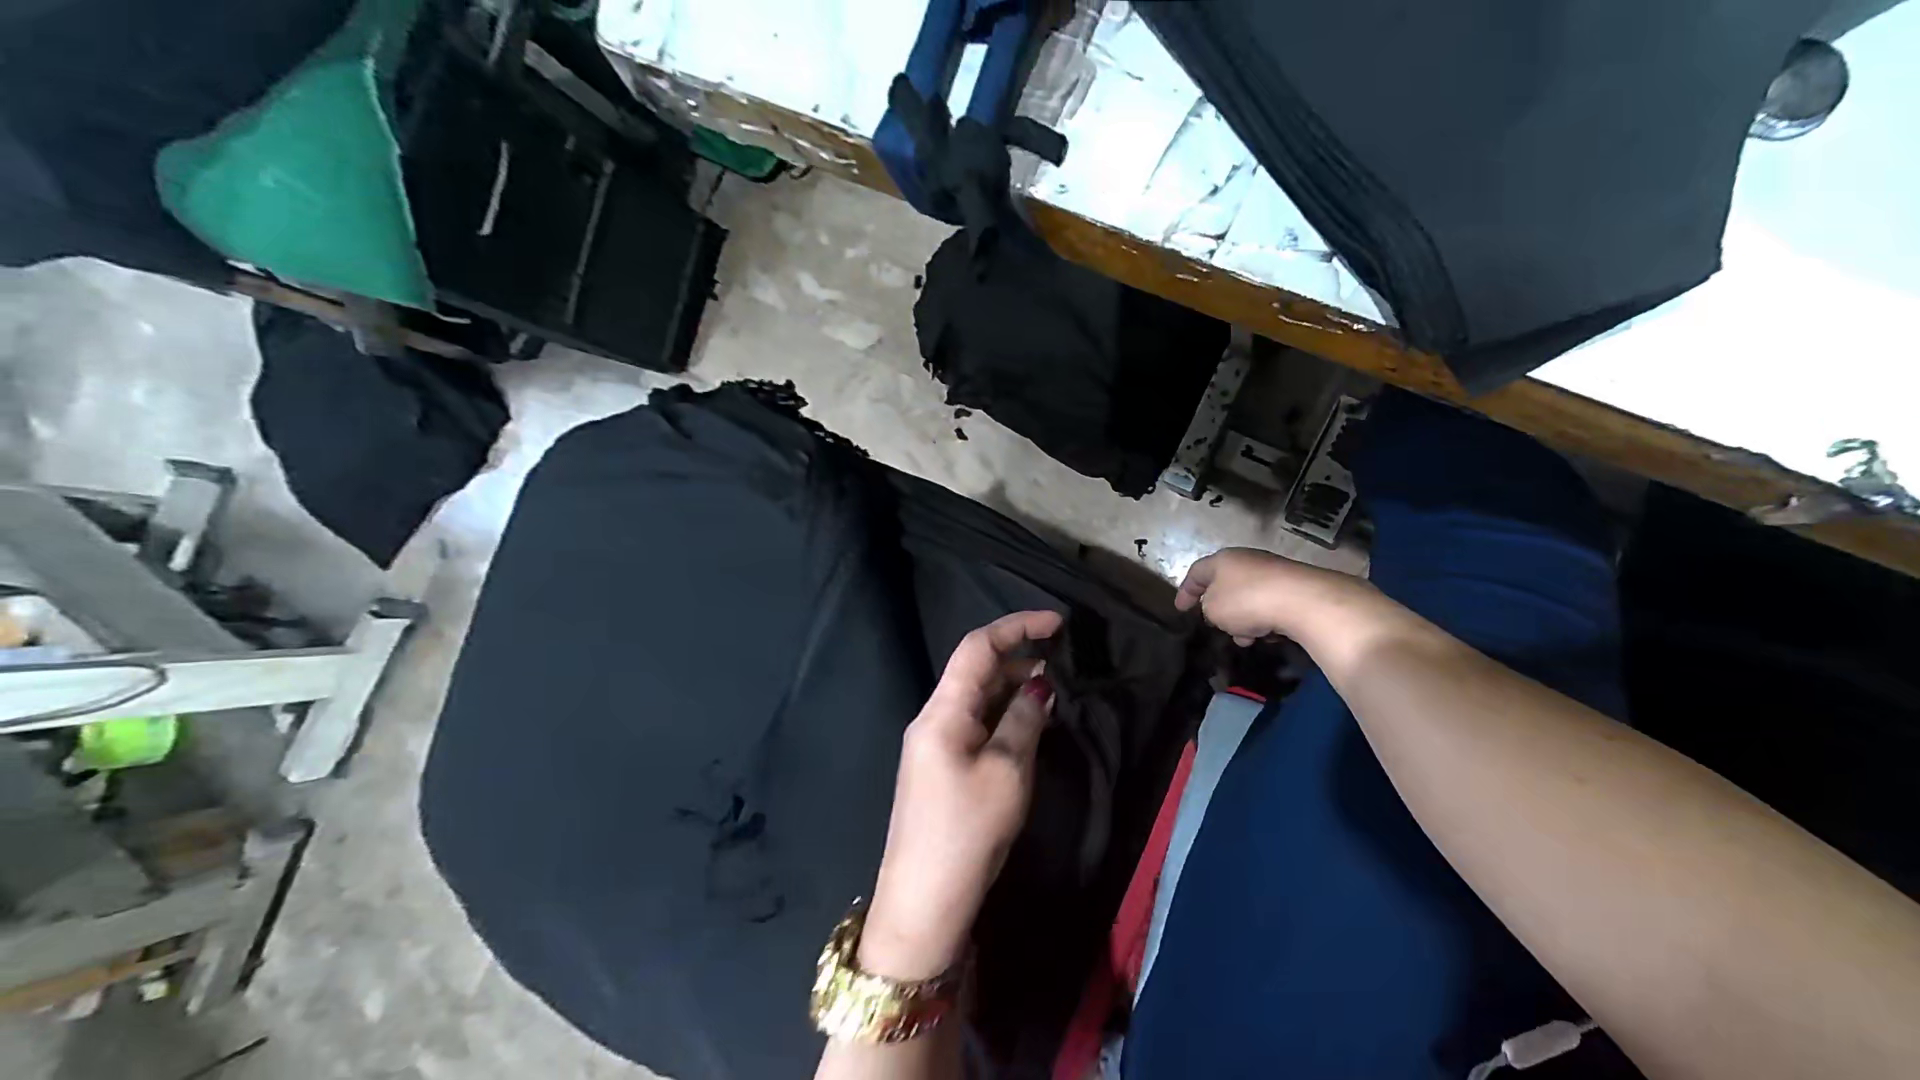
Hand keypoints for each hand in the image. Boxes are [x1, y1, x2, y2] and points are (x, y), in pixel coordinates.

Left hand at [861, 610, 1061, 980]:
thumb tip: (1040, 686)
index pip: (977, 647)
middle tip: (1063, 662)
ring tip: (1053, 690)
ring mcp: (935, 743)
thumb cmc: (967, 830)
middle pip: (975, 670)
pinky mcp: (942, 766)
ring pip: (977, 698)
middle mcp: (933, 718)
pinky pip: (975, 724)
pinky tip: (1030, 724)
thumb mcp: (1006, 771)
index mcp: (942, 710)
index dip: (1016, 627)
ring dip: (1013, 687)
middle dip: (1018, 657)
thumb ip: (1024, 720)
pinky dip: (1004, 715)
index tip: (1057, 623)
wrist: (924, 900)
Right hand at [1176, 547, 1361, 645]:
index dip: (1185, 592)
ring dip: (1243, 619)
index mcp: (1222, 560)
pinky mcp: (1295, 586)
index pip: (1195, 573)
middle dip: (1219, 610)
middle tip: (1218, 628)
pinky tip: (1269, 635)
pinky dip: (1264, 619)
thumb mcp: (1212, 609)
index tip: (1180, 609)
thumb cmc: (1246, 602)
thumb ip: (1207, 608)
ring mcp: (1273, 572)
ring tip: (1248, 638)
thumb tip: (1218, 609)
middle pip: (1224, 585)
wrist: (1303, 601)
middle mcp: (1247, 561)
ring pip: (1248, 598)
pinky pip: (1269, 604)